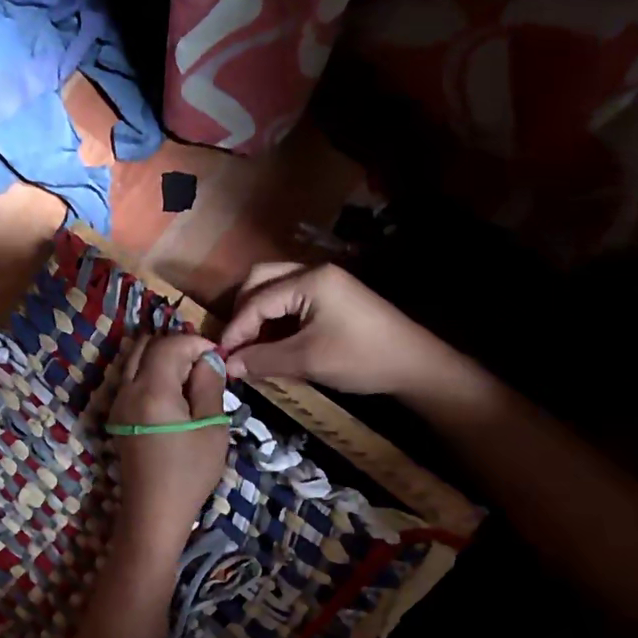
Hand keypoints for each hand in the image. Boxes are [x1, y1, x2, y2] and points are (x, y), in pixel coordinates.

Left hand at [109, 333, 228, 547]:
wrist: (154, 513)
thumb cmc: (189, 472)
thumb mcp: (211, 428)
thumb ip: (209, 386)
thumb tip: (209, 358)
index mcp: (152, 390)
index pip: (170, 345)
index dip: (196, 343)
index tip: (219, 358)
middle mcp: (127, 389)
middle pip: (147, 346)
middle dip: (177, 346)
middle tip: (205, 365)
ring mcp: (118, 402)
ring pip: (134, 360)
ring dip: (162, 358)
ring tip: (191, 377)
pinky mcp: (118, 416)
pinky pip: (131, 378)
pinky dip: (151, 372)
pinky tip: (175, 393)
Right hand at [218, 262, 455, 396]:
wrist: (415, 364)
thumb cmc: (361, 358)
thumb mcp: (308, 360)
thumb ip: (263, 359)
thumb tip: (228, 365)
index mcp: (309, 279)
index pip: (257, 299)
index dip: (236, 329)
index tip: (222, 355)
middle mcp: (315, 272)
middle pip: (262, 280)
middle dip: (243, 312)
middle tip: (234, 344)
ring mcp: (327, 283)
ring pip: (277, 289)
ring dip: (259, 315)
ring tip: (250, 347)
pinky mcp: (334, 298)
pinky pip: (294, 301)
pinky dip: (278, 319)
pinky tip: (273, 344)